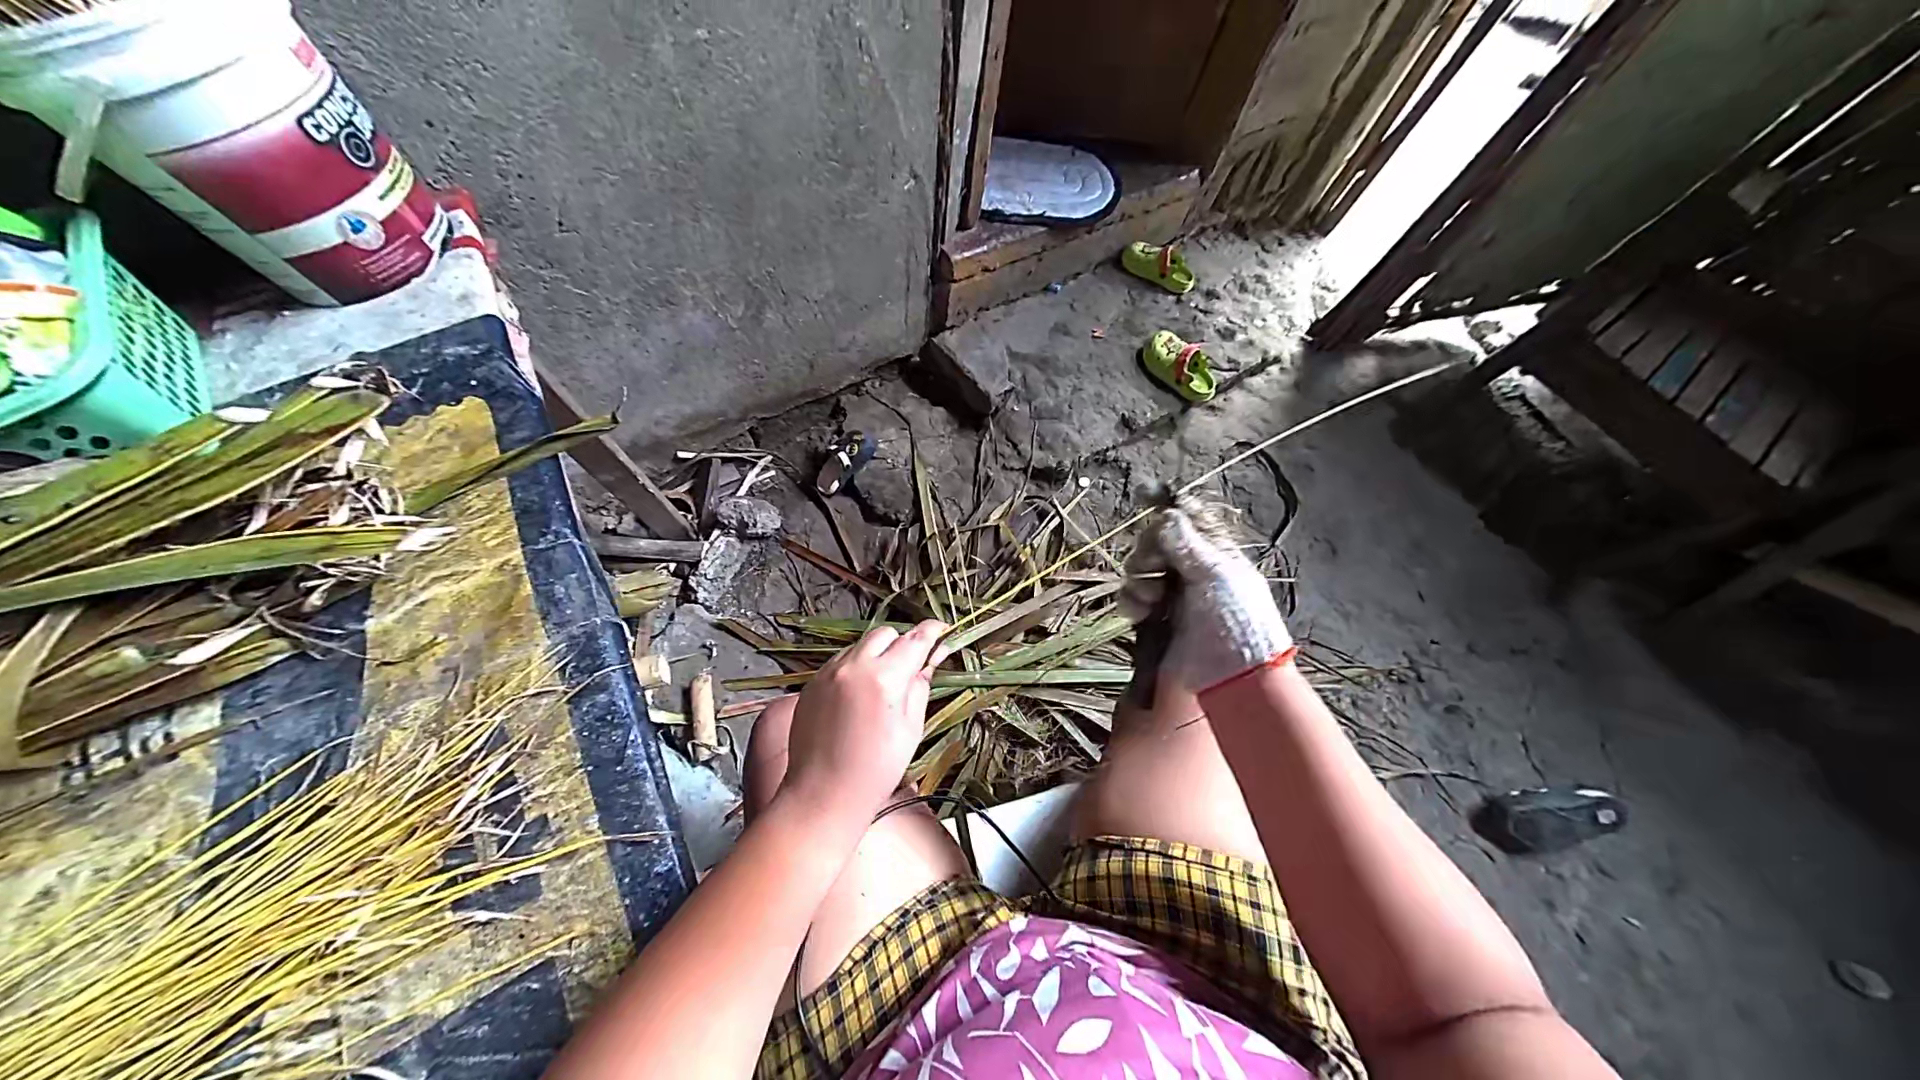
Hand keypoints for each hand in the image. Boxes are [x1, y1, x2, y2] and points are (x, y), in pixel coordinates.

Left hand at [778, 620, 948, 826]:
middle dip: (901, 644)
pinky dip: (854, 668)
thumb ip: (919, 687)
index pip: (914, 640)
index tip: (940, 629)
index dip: (931, 632)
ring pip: (859, 645)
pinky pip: (839, 662)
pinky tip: (859, 695)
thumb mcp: (910, 729)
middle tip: (910, 666)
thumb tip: (928, 661)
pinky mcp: (811, 684)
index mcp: (884, 678)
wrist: (823, 794)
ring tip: (882, 685)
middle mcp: (853, 666)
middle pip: (884, 634)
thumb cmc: (875, 770)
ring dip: (876, 655)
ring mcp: (828, 673)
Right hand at [1120, 497, 1291, 694]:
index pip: (1184, 522)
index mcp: (1213, 554)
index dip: (1166, 514)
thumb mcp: (1216, 575)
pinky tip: (1140, 613)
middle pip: (1153, 543)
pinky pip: (1130, 599)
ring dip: (1137, 581)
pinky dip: (1130, 602)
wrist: (1231, 675)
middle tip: (1154, 569)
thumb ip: (1187, 544)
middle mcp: (1190, 570)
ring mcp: (1171, 595)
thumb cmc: (1235, 620)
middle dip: (1147, 553)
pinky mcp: (1154, 619)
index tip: (1146, 504)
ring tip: (1150, 600)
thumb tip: (1167, 513)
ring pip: (1138, 570)